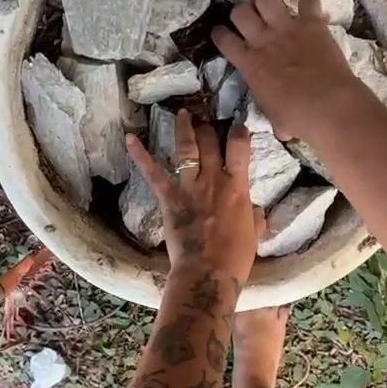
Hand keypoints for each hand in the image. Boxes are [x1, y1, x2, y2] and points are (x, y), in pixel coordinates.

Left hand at [127, 111, 264, 281]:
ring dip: (185, 128)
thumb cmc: (235, 257)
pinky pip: (153, 172)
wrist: (207, 272)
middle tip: (206, 120)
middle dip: (209, 128)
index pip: (240, 149)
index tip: (237, 125)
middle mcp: (214, 179)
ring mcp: (189, 186)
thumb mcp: (254, 235)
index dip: (238, 133)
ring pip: (187, 147)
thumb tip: (256, 211)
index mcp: (238, 187)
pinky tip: (130, 138)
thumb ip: (255, 218)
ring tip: (183, 114)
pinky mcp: (168, 198)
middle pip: (211, 143)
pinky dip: (140, 155)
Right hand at [212, 0, 369, 142]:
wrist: (329, 107)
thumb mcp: (273, 117)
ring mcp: (288, 29)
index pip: (224, 40)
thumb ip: (271, 109)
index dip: (220, 34)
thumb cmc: (298, 118)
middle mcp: (264, 42)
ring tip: (274, 11)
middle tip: (252, 21)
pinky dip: (308, 6)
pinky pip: (307, 1)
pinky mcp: (313, 24)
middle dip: (242, 13)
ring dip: (268, 2)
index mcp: (250, 66)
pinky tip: (310, 15)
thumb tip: (280, 128)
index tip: (222, 33)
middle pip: (240, 12)